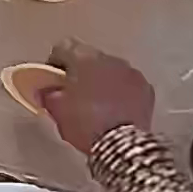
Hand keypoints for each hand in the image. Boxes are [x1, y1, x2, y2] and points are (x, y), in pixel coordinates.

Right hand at [37, 40, 156, 152]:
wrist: (121, 144)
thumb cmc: (84, 122)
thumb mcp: (56, 109)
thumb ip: (47, 93)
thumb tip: (45, 89)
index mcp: (84, 58)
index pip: (64, 47)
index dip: (55, 62)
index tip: (52, 79)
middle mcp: (110, 59)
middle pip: (89, 58)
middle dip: (81, 72)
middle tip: (73, 93)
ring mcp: (132, 72)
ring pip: (110, 70)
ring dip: (102, 81)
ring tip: (96, 102)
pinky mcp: (146, 89)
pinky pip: (127, 84)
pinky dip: (120, 92)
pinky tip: (115, 109)